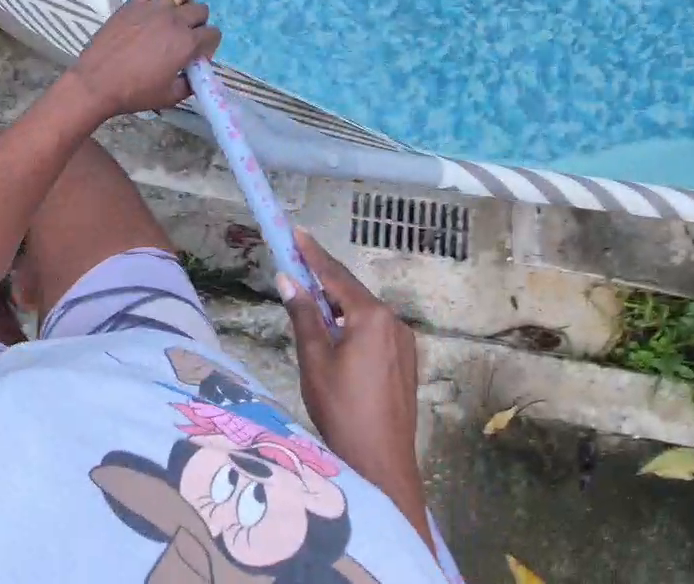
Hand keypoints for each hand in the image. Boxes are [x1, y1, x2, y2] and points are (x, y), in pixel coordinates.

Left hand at [64, 0, 220, 120]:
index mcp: (186, 43)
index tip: (196, 56)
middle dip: (198, 24)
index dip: (207, 46)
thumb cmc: (134, 92)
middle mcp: (174, 20)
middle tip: (185, 38)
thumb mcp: (169, 96)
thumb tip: (195, 75)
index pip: (212, 34)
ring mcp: (152, 8)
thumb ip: (190, 84)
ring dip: (185, 1)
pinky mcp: (133, 3)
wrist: (96, 83)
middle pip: (200, 11)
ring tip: (177, 13)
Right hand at [278, 229, 434, 552]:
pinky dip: (350, 320)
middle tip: (295, 261)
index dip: (312, 253)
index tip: (295, 231)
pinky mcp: (404, 361)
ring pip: (362, 310)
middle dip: (322, 276)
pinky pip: (373, 328)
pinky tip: (333, 330)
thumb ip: (303, 315)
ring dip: (335, 301)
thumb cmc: (341, 408)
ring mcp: (403, 343)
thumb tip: (288, 279)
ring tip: (308, 298)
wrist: (381, 463)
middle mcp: (393, 323)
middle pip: (350, 290)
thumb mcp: (314, 359)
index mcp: (371, 318)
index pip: (335, 275)